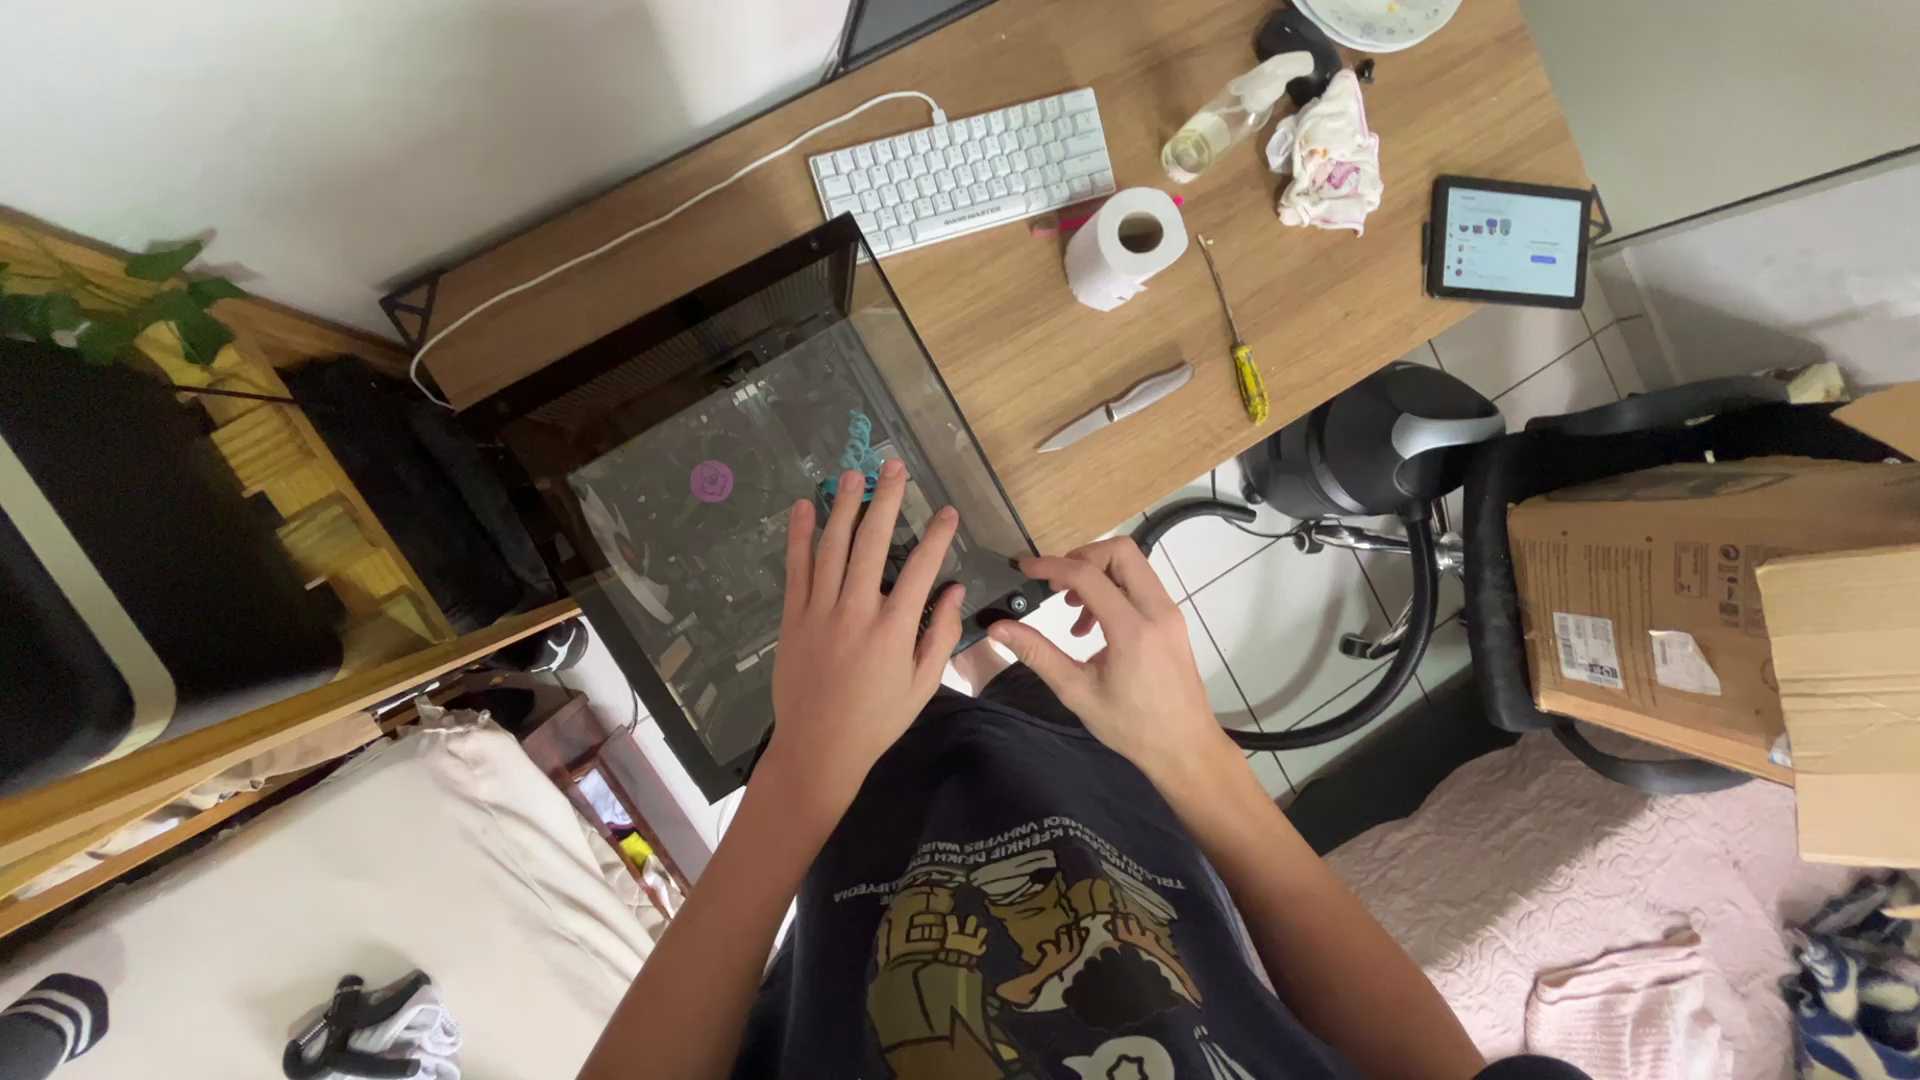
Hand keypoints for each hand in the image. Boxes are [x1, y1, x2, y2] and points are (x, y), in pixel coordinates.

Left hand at [765, 460, 964, 807]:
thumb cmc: (877, 720)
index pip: (921, 567)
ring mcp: (819, 611)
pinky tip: (805, 507)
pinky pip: (796, 569)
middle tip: (894, 468)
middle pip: (872, 542)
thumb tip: (954, 590)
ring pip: (832, 547)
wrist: (818, 749)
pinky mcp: (793, 617)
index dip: (938, 535)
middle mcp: (856, 610)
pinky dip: (800, 536)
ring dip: (844, 507)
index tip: (948, 512)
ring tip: (854, 475)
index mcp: (893, 628)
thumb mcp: (923, 684)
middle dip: (886, 500)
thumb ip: (940, 634)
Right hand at [987, 538, 1237, 782]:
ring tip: (1072, 610)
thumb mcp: (1077, 692)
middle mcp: (1157, 611)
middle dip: (1081, 557)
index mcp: (1132, 630)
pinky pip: (1141, 585)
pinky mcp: (1173, 620)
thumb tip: (999, 629)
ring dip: (1098, 574)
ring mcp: (1170, 613)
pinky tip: (1093, 625)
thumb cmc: (1131, 727)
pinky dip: (1114, 588)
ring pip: (1133, 565)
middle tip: (1055, 584)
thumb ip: (1038, 654)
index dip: (1052, 565)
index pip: (1089, 575)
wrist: (1186, 748)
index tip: (1026, 569)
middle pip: (1121, 552)